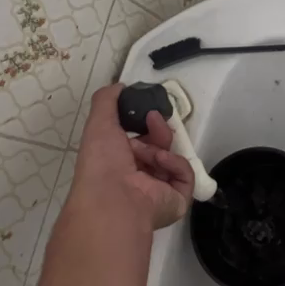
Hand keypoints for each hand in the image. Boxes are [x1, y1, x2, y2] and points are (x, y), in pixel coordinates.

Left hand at [72, 84, 194, 230]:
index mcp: (118, 163)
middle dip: (157, 131)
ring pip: (172, 158)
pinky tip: (161, 161)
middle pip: (158, 146)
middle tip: (153, 120)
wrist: (113, 199)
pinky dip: (175, 164)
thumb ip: (107, 100)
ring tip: (152, 150)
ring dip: (161, 147)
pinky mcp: (177, 199)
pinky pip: (184, 175)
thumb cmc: (102, 162)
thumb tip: (120, 86)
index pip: (138, 140)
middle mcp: (138, 177)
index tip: (146, 111)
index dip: (143, 123)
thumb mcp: (99, 123)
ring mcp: (159, 189)